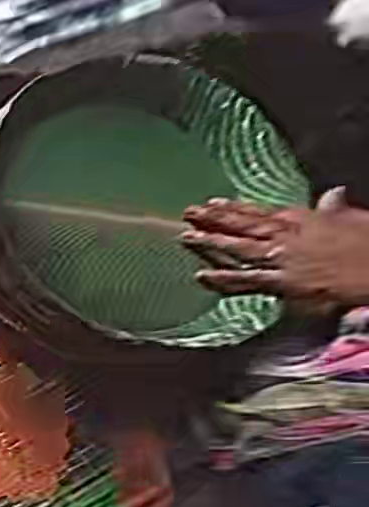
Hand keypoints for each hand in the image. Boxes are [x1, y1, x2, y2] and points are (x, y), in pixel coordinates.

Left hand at [181, 188, 368, 308]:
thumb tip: (332, 194)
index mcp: (310, 222)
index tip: (212, 203)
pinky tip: (201, 275)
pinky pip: (248, 280)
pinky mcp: (285, 282)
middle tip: (189, 212)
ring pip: (241, 249)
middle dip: (216, 219)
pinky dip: (224, 278)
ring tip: (186, 237)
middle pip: (248, 227)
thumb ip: (336, 211)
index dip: (237, 208)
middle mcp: (293, 238)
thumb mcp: (358, 220)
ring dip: (212, 243)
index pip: (265, 214)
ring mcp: (286, 260)